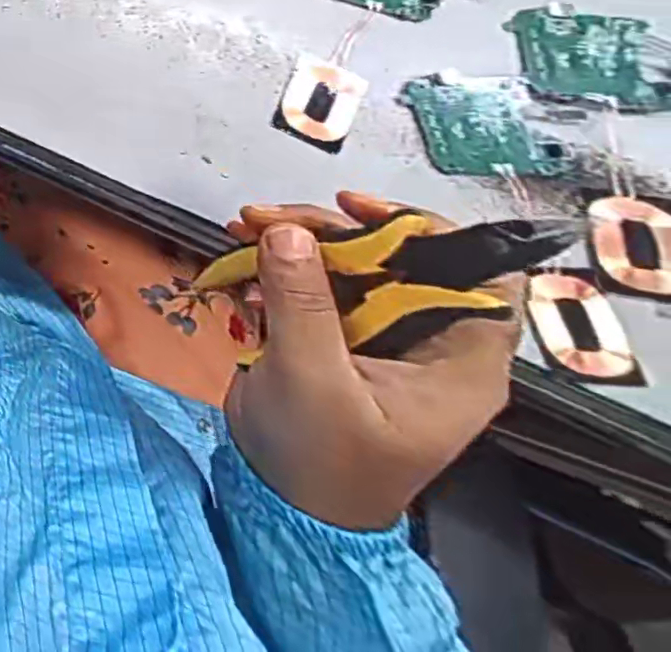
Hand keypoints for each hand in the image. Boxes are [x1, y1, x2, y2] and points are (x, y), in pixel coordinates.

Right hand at [222, 192, 519, 529]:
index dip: (422, 231)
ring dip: (285, 249)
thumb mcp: (311, 377)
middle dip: (322, 233)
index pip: (469, 275)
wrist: (281, 499)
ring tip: (237, 232)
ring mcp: (365, 341)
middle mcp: (416, 342)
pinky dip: (268, 276)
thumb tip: (289, 231)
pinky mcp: (321, 342)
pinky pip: (301, 292)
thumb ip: (302, 303)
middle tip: (259, 218)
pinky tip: (238, 277)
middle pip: (385, 263)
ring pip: (336, 273)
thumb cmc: (322, 455)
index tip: (353, 207)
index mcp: (453, 358)